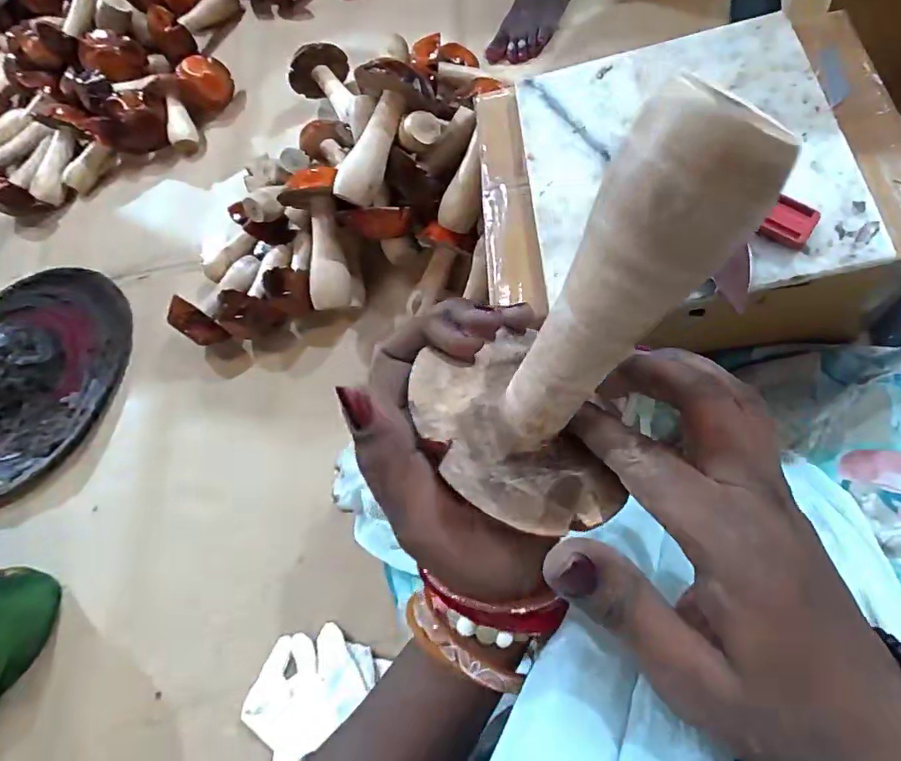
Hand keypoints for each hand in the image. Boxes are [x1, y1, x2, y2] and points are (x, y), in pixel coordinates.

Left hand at [342, 300, 556, 601]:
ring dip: (500, 322)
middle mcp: (438, 404)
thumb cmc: (462, 555)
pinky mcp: (522, 410)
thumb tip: (352, 391)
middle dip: (470, 317)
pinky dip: (531, 344)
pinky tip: (549, 338)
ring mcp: (482, 404)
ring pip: (480, 343)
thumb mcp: (415, 515)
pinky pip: (519, 365)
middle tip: (508, 323)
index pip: (399, 354)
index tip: (472, 340)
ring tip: (528, 320)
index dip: (429, 332)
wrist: (521, 583)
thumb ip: (384, 458)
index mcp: (403, 424)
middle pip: (441, 338)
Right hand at [548, 350, 900, 760]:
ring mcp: (776, 487)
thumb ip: (629, 611)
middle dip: (657, 368)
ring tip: (639, 362)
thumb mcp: (693, 680)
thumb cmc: (774, 702)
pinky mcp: (782, 492)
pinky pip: (748, 418)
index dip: (603, 429)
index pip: (652, 464)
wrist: (863, 711)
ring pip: (738, 399)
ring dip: (689, 370)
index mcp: (730, 537)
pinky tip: (685, 400)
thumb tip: (562, 552)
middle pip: (712, 401)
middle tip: (604, 359)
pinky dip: (712, 390)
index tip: (561, 404)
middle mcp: (757, 493)